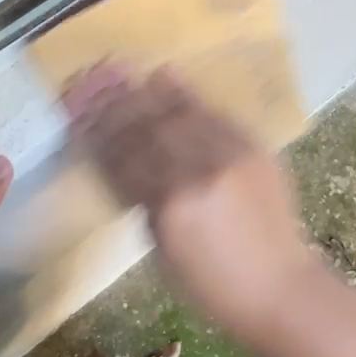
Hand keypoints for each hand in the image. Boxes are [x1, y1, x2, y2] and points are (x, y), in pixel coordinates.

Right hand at [61, 65, 319, 341]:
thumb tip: (123, 161)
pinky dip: (185, 95)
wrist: (281, 287)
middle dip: (115, 102)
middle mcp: (200, 171)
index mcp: (171, 205)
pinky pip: (213, 113)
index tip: (74, 108)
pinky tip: (165, 76)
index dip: (96, 131)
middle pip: (148, 127)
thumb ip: (143, 201)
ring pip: (179, 113)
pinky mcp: (254, 147)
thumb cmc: (213, 286)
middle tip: (91, 78)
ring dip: (145, 90)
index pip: (125, 158)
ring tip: (119, 69)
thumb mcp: (163, 251)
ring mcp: (230, 154)